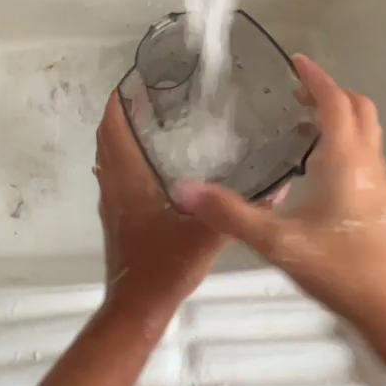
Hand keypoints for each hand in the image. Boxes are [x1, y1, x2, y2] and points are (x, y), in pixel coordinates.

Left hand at [94, 91, 229, 329]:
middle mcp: (113, 185)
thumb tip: (277, 185)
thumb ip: (237, 209)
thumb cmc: (164, 267)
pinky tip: (160, 160)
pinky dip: (128, 155)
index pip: (113, 127)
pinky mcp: (117, 216)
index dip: (120, 100)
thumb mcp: (207, 235)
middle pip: (108, 136)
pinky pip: (116, 173)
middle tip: (156, 93)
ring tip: (159, 117)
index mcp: (128, 179)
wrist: (137, 308)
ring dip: (124, 133)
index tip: (139, 77)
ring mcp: (112, 201)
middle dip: (125, 111)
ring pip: (109, 155)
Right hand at [171, 55, 385, 332]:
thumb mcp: (277, 241)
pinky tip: (317, 171)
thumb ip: (229, 213)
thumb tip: (183, 188)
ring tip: (302, 125)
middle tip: (297, 93)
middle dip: (331, 93)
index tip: (296, 62)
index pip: (335, 102)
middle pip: (359, 109)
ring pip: (367, 133)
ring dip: (340, 117)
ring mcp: (381, 183)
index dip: (317, 78)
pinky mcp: (382, 203)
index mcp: (346, 159)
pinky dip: (345, 143)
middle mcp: (369, 163)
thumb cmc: (339, 268)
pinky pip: (366, 155)